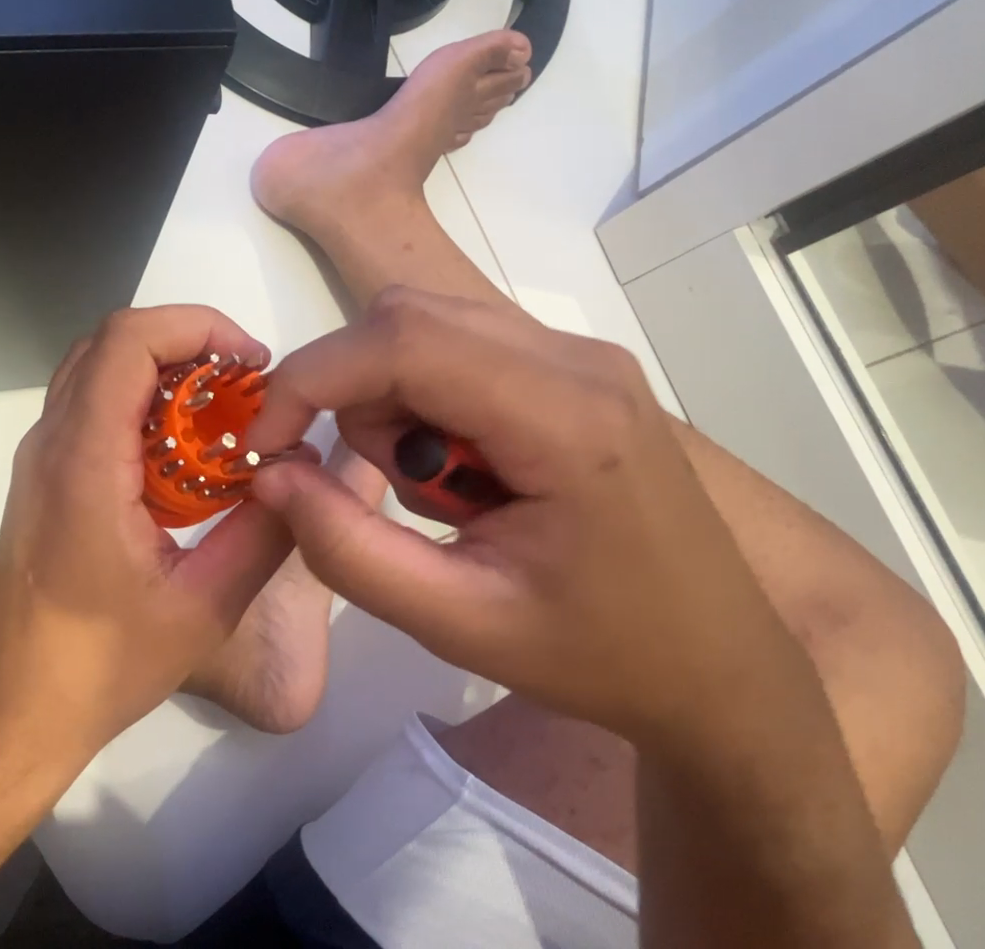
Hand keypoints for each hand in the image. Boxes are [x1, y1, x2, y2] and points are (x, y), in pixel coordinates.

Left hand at [0, 306, 301, 764]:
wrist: (12, 704)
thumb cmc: (101, 664)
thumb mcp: (203, 605)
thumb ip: (264, 533)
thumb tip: (305, 473)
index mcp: (84, 463)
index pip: (127, 341)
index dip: (195, 326)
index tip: (252, 363)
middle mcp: (50, 442)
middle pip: (111, 343)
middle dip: (187, 344)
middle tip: (246, 388)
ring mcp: (39, 458)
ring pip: (96, 370)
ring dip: (163, 372)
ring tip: (223, 415)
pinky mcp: (42, 477)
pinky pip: (90, 407)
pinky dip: (141, 403)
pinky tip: (184, 455)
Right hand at [243, 288, 817, 754]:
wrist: (717, 665)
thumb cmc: (594, 654)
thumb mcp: (453, 621)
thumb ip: (347, 549)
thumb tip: (271, 474)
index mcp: (566, 419)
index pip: (403, 342)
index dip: (310, 379)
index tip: (267, 445)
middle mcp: (578, 360)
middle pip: (408, 318)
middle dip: (352, 394)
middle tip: (378, 489)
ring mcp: (581, 358)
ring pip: (426, 327)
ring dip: (391, 405)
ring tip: (440, 497)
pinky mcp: (573, 371)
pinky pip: (457, 350)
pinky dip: (424, 404)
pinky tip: (465, 476)